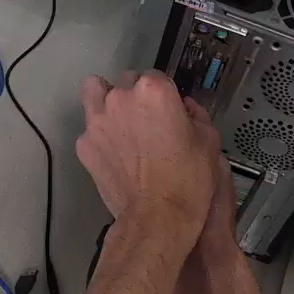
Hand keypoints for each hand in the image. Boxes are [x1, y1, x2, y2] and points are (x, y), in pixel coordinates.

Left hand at [75, 71, 220, 236]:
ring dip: (107, 100)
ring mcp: (98, 121)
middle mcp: (121, 98)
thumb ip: (195, 115)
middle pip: (126, 81)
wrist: (158, 218)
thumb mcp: (209, 141)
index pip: (156, 75)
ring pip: (95, 92)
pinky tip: (115, 152)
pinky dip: (100, 135)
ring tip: (121, 121)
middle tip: (149, 119)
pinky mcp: (85, 145)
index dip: (165, 92)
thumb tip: (186, 110)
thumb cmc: (186, 181)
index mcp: (154, 91)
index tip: (170, 108)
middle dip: (137, 95)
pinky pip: (90, 129)